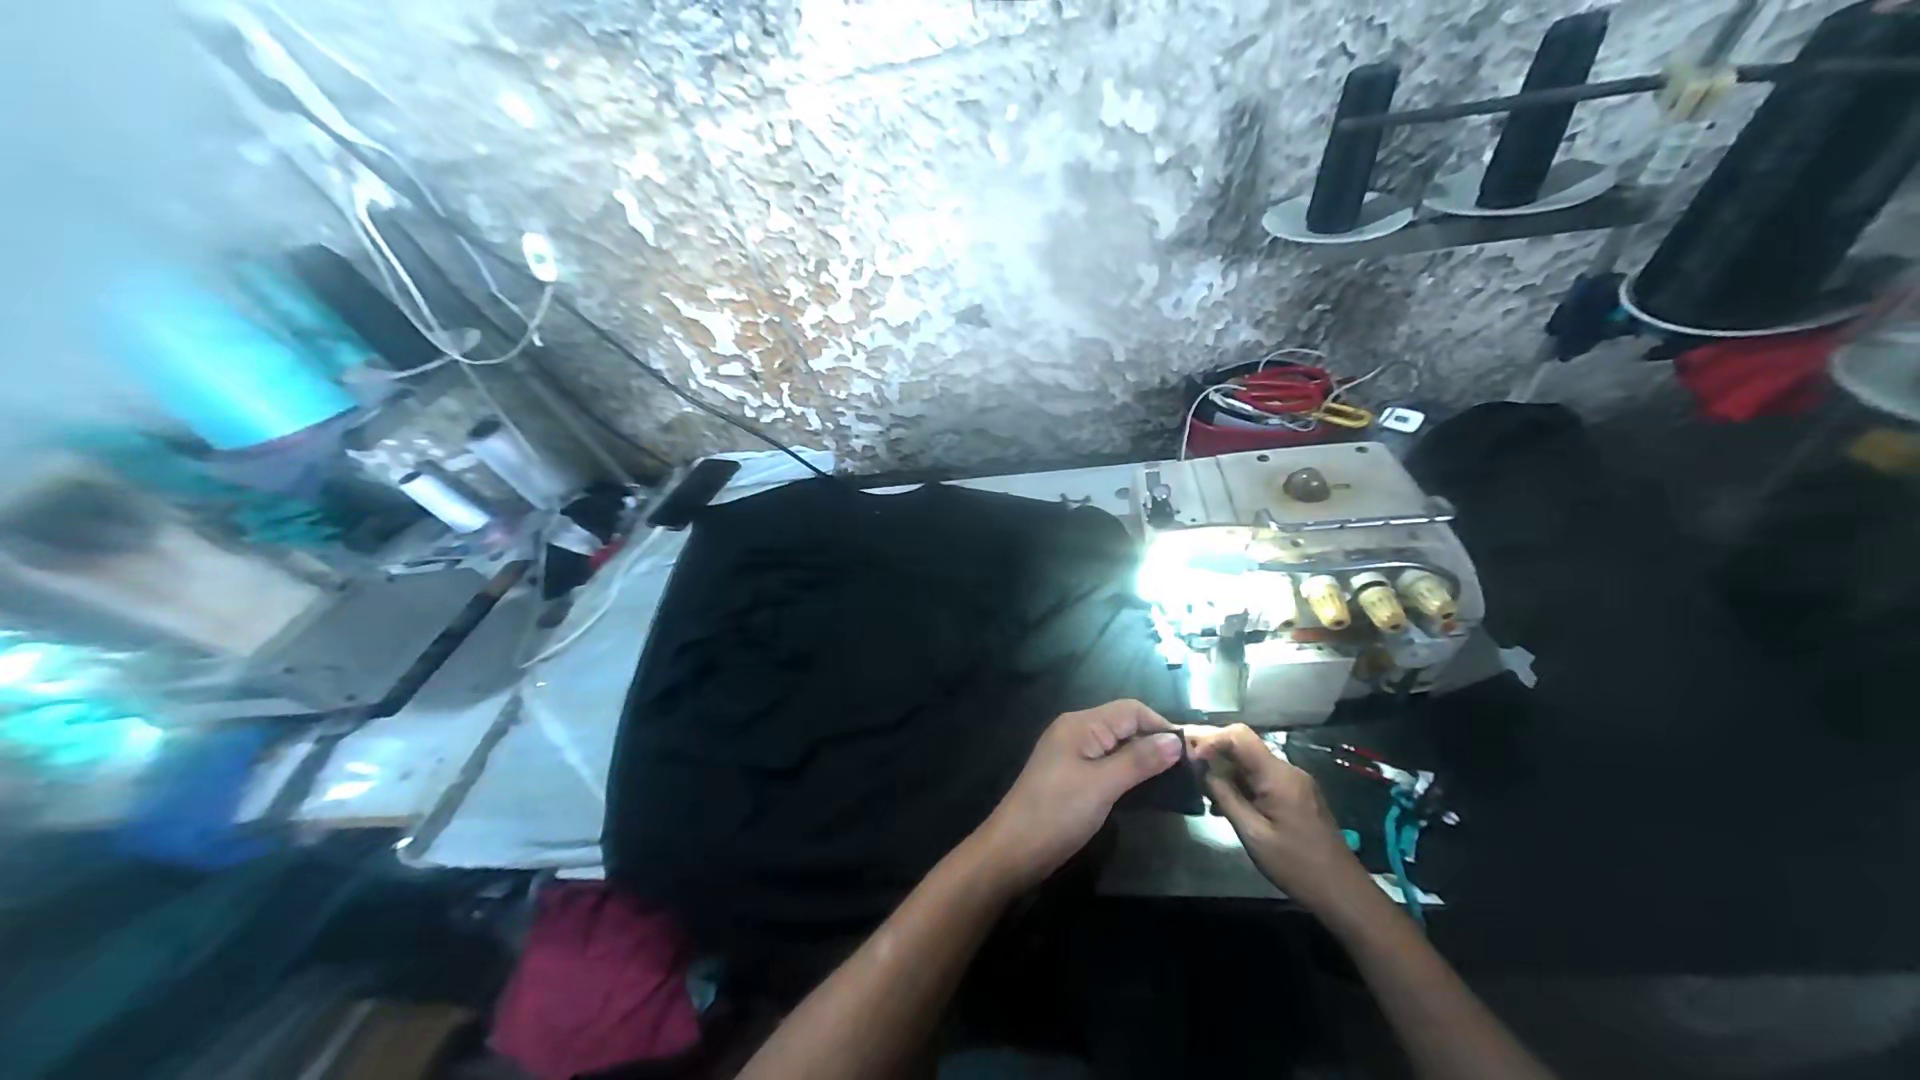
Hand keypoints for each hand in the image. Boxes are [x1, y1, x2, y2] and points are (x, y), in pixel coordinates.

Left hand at [970, 700, 1184, 890]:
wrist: (1012, 851)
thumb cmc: (1056, 813)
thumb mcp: (1102, 785)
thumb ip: (1139, 760)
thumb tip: (1175, 740)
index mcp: (1080, 724)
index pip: (1131, 710)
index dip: (1161, 725)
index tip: (1191, 753)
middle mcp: (1076, 732)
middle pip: (1125, 725)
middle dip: (1155, 742)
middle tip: (1188, 770)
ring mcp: (1072, 755)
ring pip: (1117, 746)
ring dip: (1144, 759)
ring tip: (1174, 781)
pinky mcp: (1072, 777)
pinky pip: (1107, 764)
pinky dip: (1128, 772)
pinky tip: (1146, 789)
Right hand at [1189, 724, 1378, 917]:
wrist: (1343, 893)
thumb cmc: (1296, 865)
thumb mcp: (1252, 833)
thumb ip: (1225, 796)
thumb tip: (1201, 769)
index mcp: (1278, 775)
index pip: (1239, 736)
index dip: (1210, 739)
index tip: (1189, 757)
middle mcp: (1287, 770)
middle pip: (1244, 746)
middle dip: (1213, 751)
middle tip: (1184, 763)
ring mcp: (1294, 782)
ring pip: (1251, 762)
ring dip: (1225, 769)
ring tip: (1199, 787)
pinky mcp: (1297, 794)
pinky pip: (1262, 777)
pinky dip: (1241, 783)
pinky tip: (1225, 802)